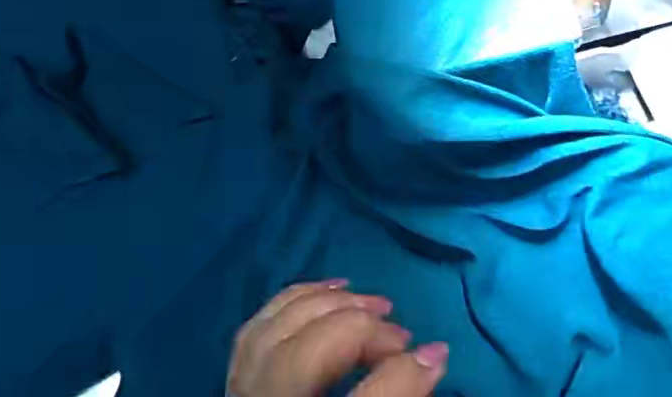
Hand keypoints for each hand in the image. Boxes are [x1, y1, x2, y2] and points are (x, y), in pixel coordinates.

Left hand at [227, 279, 449, 396]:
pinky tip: (329, 291)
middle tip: (402, 335)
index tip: (438, 352)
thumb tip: (432, 356)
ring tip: (371, 305)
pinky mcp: (233, 381)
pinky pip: (258, 327)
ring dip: (330, 305)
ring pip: (281, 329)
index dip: (407, 374)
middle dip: (362, 330)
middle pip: (313, 353)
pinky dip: (296, 299)